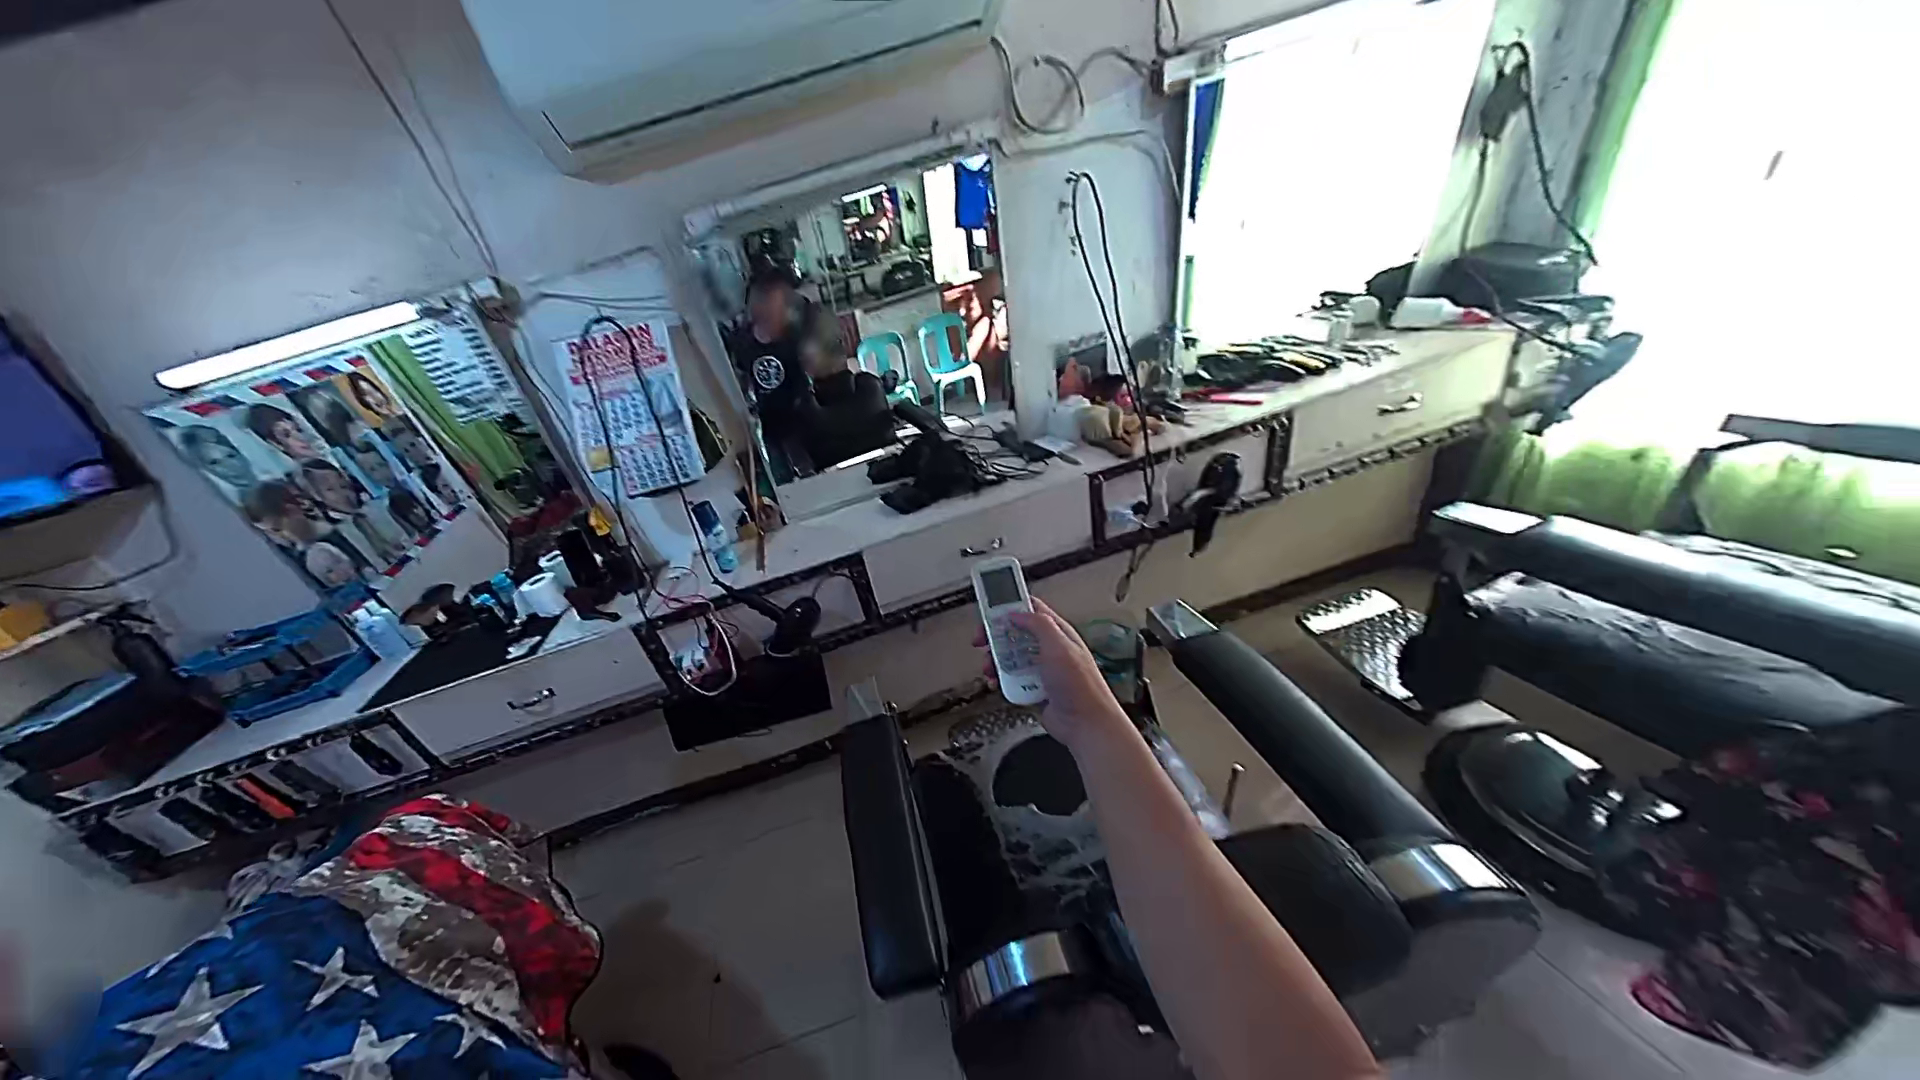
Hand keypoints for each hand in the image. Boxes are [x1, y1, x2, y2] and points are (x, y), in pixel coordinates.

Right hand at [975, 598, 1132, 753]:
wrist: (1085, 725)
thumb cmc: (1080, 686)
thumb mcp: (1059, 647)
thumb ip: (1039, 624)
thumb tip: (1017, 613)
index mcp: (1057, 633)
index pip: (1031, 610)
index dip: (1009, 608)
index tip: (990, 612)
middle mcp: (1049, 648)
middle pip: (1015, 633)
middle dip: (996, 636)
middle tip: (981, 641)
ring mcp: (1041, 669)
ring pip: (1010, 656)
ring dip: (996, 660)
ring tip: (989, 667)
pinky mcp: (1034, 687)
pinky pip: (1012, 678)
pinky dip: (1001, 679)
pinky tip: (997, 683)